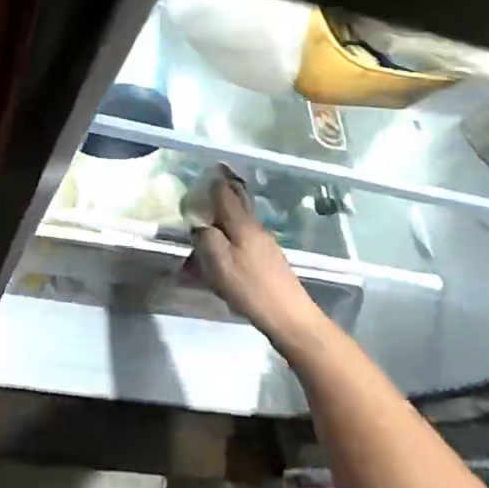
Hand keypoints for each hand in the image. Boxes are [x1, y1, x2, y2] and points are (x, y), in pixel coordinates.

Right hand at [191, 175, 328, 346]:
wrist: (289, 315)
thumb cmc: (250, 288)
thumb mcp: (219, 264)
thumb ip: (206, 239)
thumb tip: (199, 226)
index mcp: (242, 225)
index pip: (226, 193)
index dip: (215, 182)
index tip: (207, 172)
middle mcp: (255, 228)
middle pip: (238, 203)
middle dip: (225, 193)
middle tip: (211, 186)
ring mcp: (265, 243)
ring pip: (241, 223)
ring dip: (226, 218)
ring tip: (210, 223)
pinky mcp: (269, 259)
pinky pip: (245, 239)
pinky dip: (232, 237)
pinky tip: (225, 252)